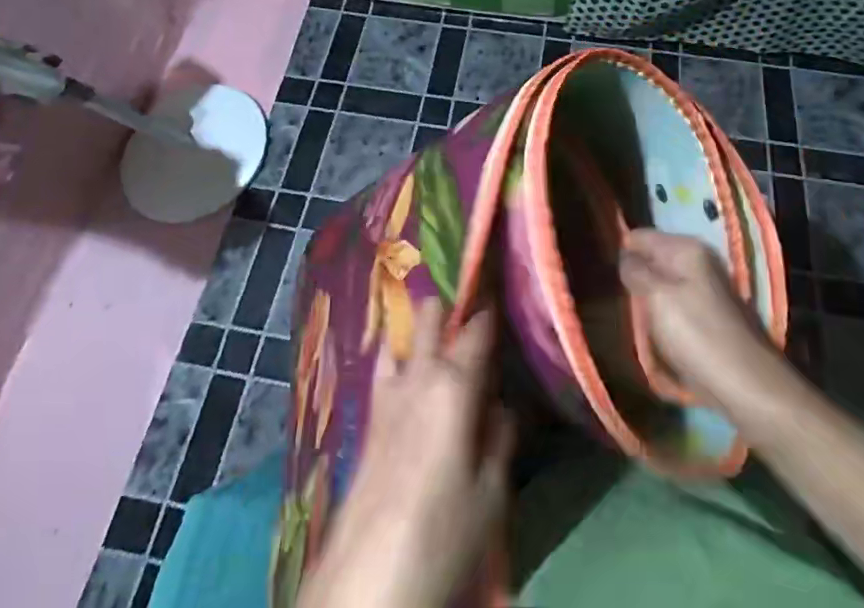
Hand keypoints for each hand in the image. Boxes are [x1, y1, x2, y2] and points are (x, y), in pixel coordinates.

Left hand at [300, 299, 513, 607]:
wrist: (364, 579)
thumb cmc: (444, 533)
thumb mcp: (491, 493)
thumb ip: (499, 439)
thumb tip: (499, 407)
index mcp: (454, 387)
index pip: (476, 331)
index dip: (488, 307)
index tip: (498, 284)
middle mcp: (417, 378)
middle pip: (430, 318)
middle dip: (449, 304)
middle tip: (472, 306)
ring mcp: (386, 396)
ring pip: (401, 337)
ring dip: (419, 328)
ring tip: (439, 331)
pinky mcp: (368, 420)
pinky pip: (384, 367)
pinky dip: (398, 355)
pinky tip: (405, 367)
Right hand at [620, 230, 780, 410]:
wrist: (744, 382)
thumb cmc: (695, 333)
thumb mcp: (655, 296)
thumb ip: (635, 270)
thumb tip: (625, 255)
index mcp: (686, 248)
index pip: (639, 236)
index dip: (621, 253)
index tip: (605, 275)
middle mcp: (698, 260)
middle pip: (651, 260)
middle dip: (634, 276)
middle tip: (617, 299)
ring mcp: (705, 287)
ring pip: (661, 284)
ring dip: (646, 298)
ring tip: (632, 317)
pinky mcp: (707, 313)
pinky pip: (673, 304)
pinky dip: (661, 314)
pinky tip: (653, 331)